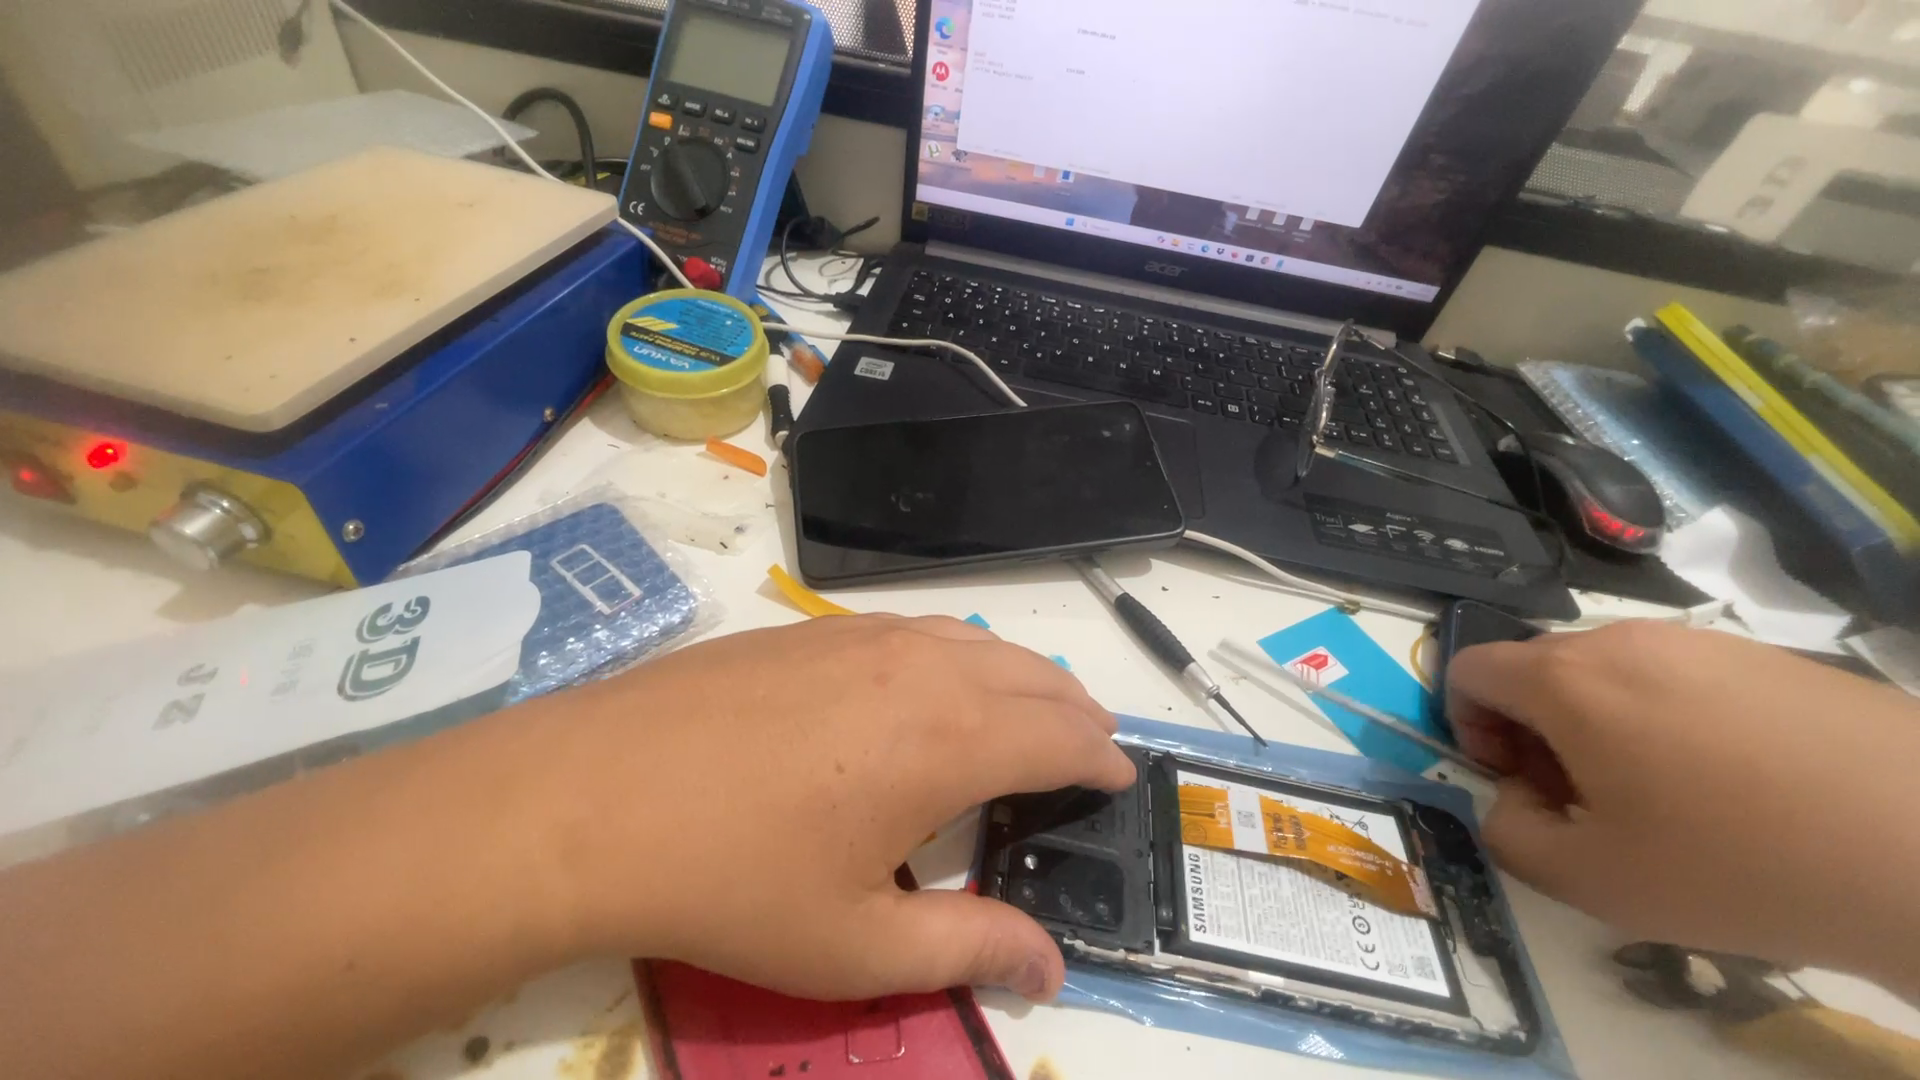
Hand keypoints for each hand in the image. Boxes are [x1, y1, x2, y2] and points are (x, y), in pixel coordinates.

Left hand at [525, 615, 1135, 1001]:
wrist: (591, 798)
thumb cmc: (732, 880)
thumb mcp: (855, 942)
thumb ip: (968, 948)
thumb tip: (1051, 971)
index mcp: (948, 742)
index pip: (1057, 739)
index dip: (1098, 759)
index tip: (1119, 775)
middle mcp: (921, 670)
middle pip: (1030, 678)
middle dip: (1075, 711)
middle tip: (1090, 742)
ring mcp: (863, 638)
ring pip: (977, 641)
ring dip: (1022, 675)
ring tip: (1035, 704)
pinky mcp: (814, 628)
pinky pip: (919, 629)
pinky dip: (961, 652)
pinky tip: (940, 677)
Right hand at [1447, 622, 1919, 987]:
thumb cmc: (1742, 866)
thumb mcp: (1589, 880)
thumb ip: (1507, 834)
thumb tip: (1516, 799)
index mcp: (1565, 680)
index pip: (1468, 668)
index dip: (1467, 724)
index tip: (1518, 780)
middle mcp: (1623, 642)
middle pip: (1536, 670)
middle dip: (1535, 732)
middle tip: (1589, 803)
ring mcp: (1704, 643)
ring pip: (1608, 675)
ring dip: (1602, 727)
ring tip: (1669, 799)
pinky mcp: (1772, 659)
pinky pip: (1681, 679)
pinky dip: (1672, 721)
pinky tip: (1739, 787)